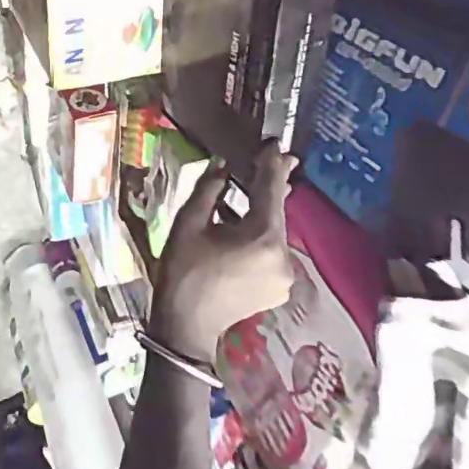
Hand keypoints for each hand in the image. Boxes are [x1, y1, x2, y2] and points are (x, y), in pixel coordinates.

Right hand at [150, 142, 297, 359]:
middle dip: (274, 186)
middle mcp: (283, 255)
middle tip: (281, 158)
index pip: (271, 191)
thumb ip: (210, 190)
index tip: (276, 143)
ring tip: (250, 194)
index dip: (272, 164)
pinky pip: (272, 250)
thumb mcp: (189, 223)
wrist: (186, 325)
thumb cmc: (183, 270)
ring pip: (274, 232)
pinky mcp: (280, 287)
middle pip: (277, 212)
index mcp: (262, 237)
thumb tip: (223, 166)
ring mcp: (285, 275)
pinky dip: (260, 235)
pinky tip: (242, 228)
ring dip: (262, 213)